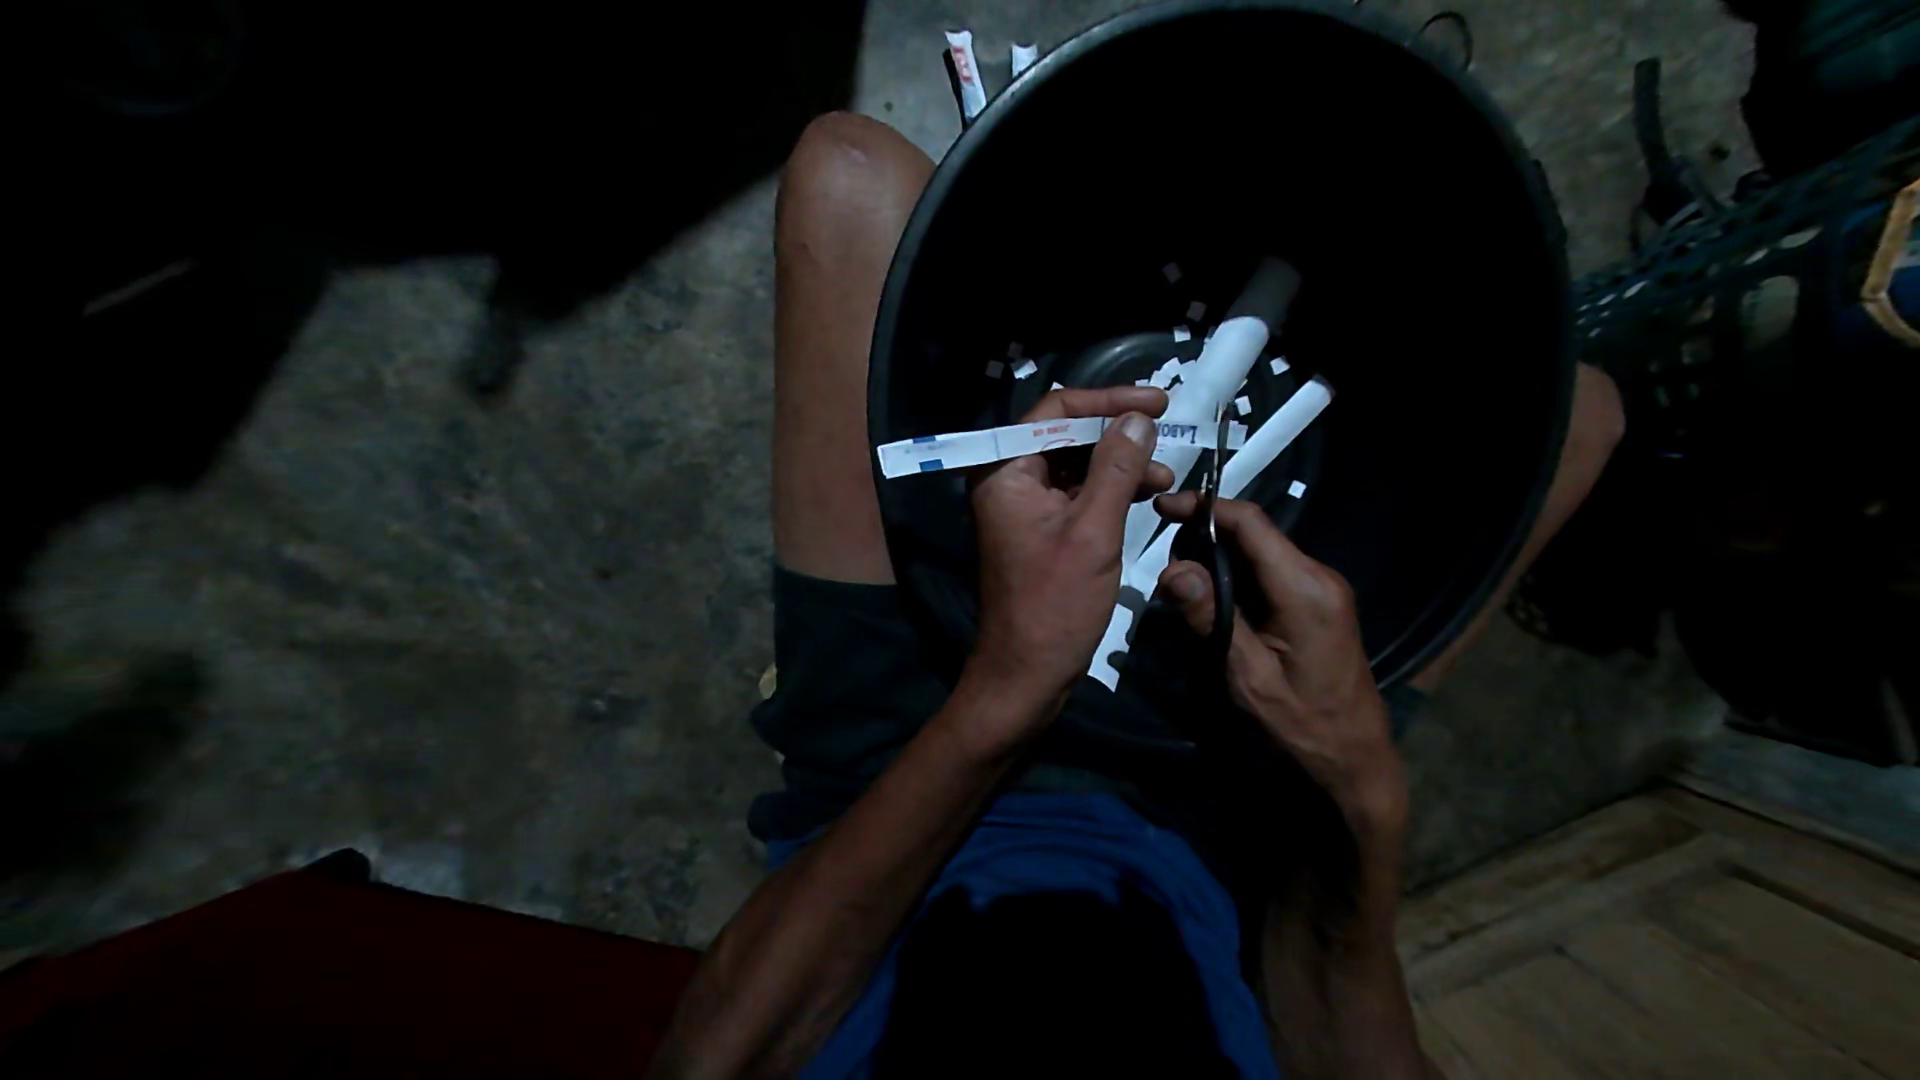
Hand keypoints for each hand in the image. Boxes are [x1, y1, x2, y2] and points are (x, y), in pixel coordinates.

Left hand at [964, 387, 1172, 741]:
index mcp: (1005, 471)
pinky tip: (1145, 495)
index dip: (1108, 400)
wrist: (1026, 672)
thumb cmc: (1055, 604)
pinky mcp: (1038, 531)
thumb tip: (1137, 419)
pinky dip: (1109, 492)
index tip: (1158, 402)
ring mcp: (1022, 507)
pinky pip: (1075, 496)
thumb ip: (1115, 468)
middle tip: (1167, 436)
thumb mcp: (1093, 530)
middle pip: (1065, 436)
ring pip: (1074, 467)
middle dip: (1117, 435)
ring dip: (1119, 465)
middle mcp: (1007, 481)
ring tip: (1164, 476)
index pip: (1056, 411)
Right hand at [1154, 494, 1405, 835]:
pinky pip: (1267, 569)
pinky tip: (1209, 594)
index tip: (1163, 506)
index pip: (1251, 523)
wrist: (1354, 755)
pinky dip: (1233, 572)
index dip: (1204, 507)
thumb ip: (1211, 617)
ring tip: (1179, 580)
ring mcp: (1320, 586)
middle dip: (1205, 534)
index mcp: (1304, 588)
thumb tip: (1172, 569)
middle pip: (1254, 532)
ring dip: (1216, 554)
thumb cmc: (1301, 721)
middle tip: (1164, 561)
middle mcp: (1317, 576)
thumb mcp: (1247, 674)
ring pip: (1258, 550)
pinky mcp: (1315, 599)